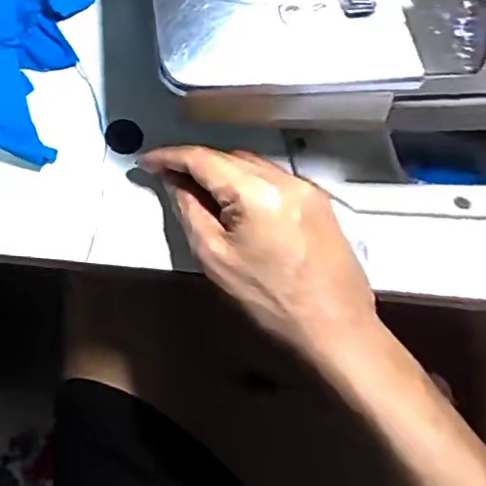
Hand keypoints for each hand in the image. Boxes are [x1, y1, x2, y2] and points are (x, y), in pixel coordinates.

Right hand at [143, 146, 377, 363]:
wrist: (337, 330)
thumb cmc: (273, 302)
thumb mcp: (216, 258)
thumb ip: (190, 210)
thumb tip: (175, 182)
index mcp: (256, 193)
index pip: (203, 158)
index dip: (169, 156)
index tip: (147, 161)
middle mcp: (283, 179)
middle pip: (227, 155)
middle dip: (195, 162)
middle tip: (168, 178)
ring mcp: (304, 187)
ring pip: (249, 163)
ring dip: (221, 170)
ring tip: (198, 190)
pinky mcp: (316, 199)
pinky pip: (270, 176)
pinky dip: (246, 180)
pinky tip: (234, 201)